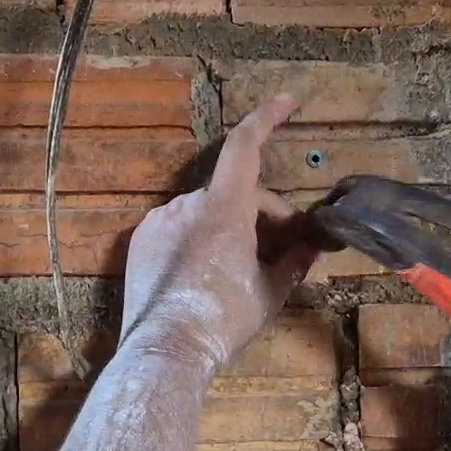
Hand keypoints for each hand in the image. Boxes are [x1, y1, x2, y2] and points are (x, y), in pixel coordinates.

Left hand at [119, 96, 318, 373]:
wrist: (166, 349)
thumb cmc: (225, 319)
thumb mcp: (271, 291)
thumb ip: (293, 261)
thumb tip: (310, 247)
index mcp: (224, 208)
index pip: (245, 147)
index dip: (266, 119)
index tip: (286, 102)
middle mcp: (187, 204)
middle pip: (235, 193)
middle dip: (265, 215)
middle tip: (286, 251)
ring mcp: (159, 221)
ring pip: (206, 211)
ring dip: (230, 228)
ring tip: (241, 269)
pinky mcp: (140, 241)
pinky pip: (179, 227)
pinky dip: (199, 238)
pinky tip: (205, 272)